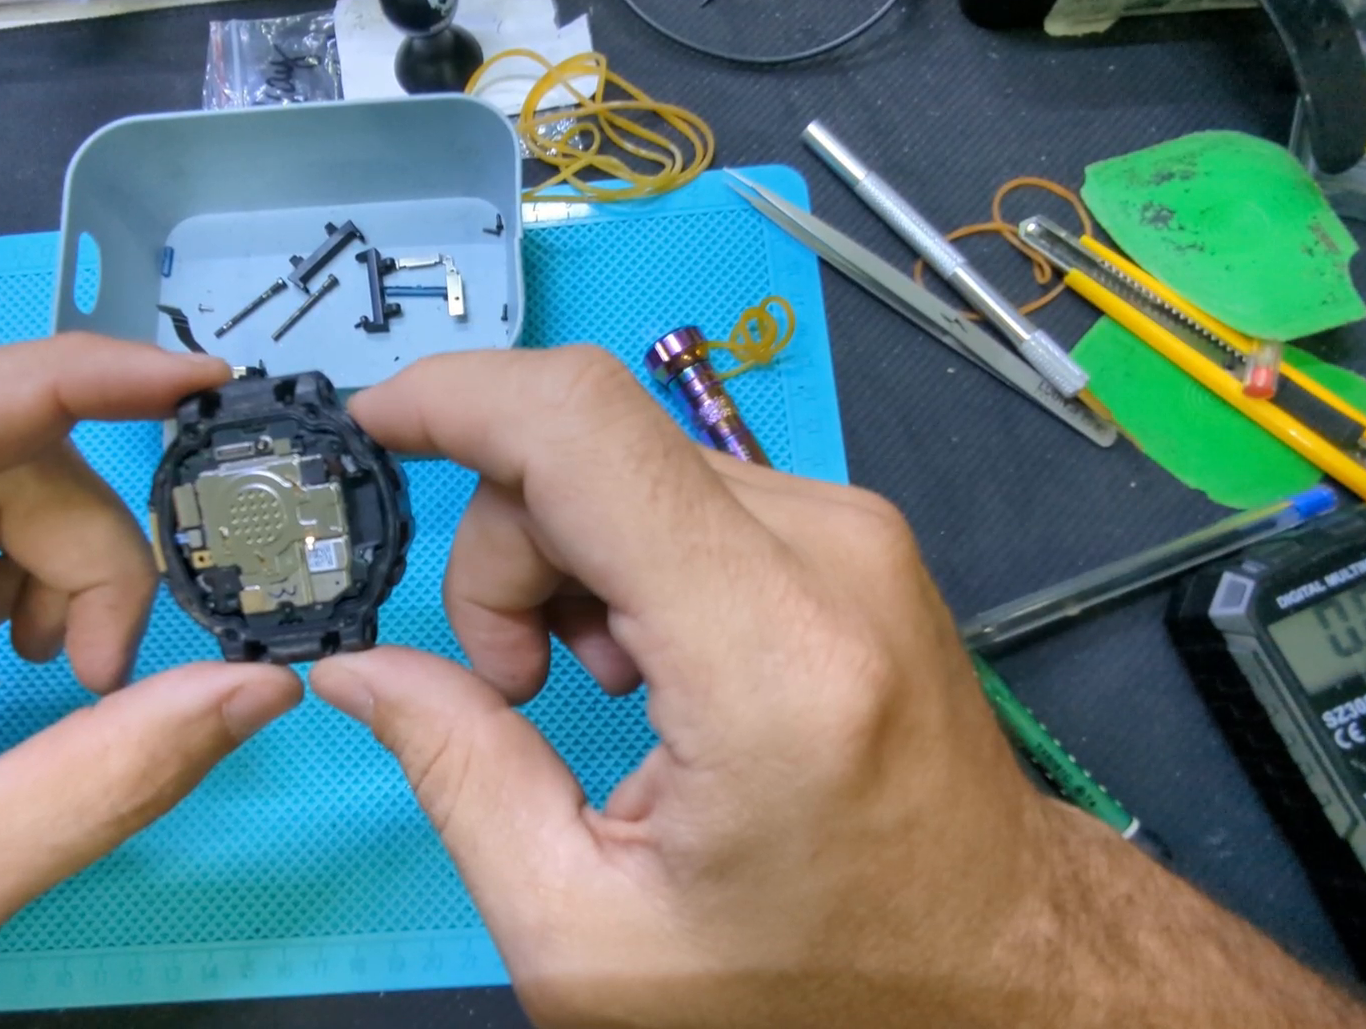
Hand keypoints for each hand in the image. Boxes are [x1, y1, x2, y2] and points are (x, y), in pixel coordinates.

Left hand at [0, 336, 301, 1028]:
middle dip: (91, 549)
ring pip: (1, 466)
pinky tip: (21, 624)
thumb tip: (262, 684)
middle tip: (110, 662)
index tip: (199, 381)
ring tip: (66, 656)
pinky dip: (42, 551)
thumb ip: (106, 783)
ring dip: (73, 556)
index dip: (76, 381)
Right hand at [312, 347, 1365, 1027]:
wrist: (1004, 964)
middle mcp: (825, 550)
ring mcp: (847, 526)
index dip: (456, 396)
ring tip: (593, 678)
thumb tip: (360, 669)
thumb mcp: (589, 931)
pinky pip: (682, 491)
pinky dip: (623, 553)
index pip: (583, 431)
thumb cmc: (816, 983)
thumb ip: (457, 771)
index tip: (376, 421)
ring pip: (627, 464)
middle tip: (511, 676)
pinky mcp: (847, 530)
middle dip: (502, 547)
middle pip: (586, 449)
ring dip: (563, 554)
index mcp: (769, 655)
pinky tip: (651, 653)